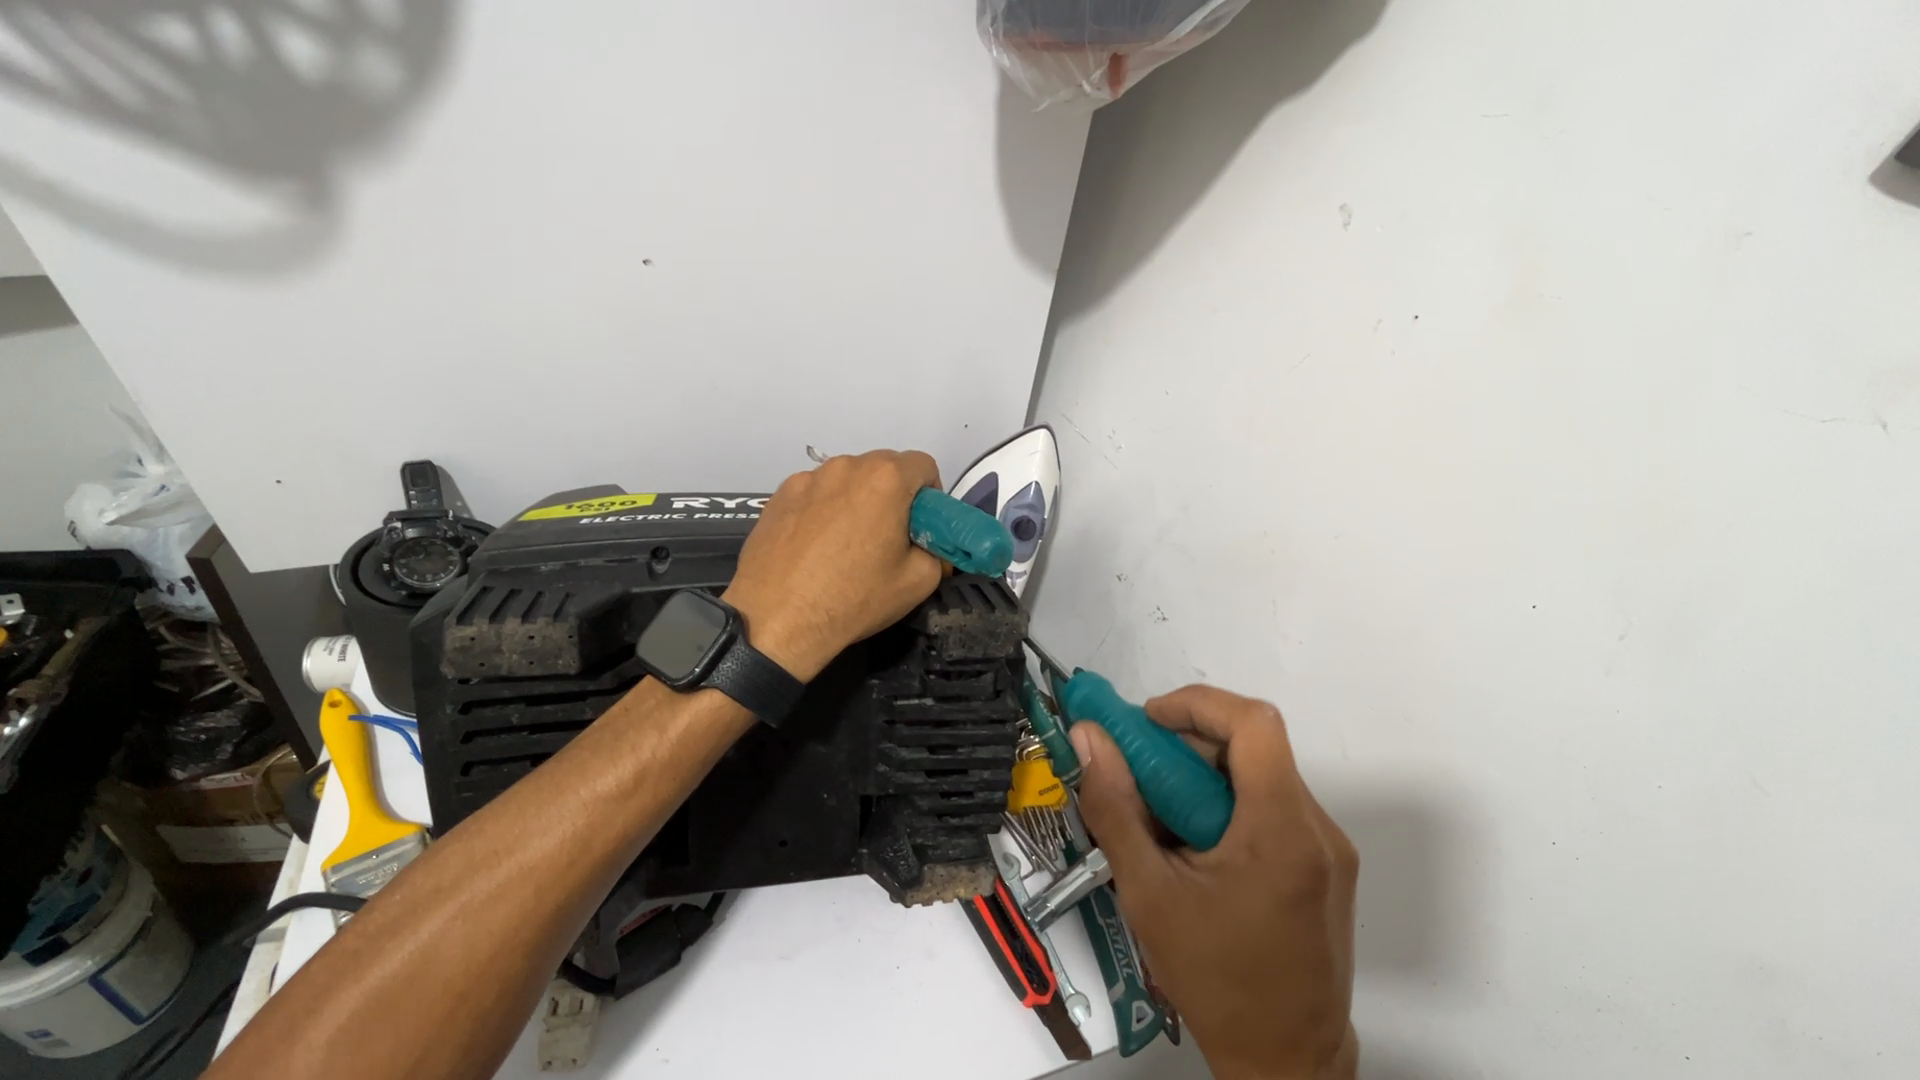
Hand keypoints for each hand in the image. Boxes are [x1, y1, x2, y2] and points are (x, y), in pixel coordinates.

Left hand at [722, 450, 945, 681]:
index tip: (921, 527)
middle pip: (883, 468)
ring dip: (856, 501)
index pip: (924, 465)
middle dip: (893, 496)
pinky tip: (814, 547)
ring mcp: (807, 478)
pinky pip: (815, 493)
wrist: (777, 620)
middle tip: (887, 539)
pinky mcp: (778, 495)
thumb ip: (938, 553)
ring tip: (845, 546)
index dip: (930, 496)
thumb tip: (931, 548)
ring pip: (847, 480)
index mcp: (886, 479)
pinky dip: (823, 510)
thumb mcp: (918, 582)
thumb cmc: (853, 599)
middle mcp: (846, 466)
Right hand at [1070, 685, 1358, 1079]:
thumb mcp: (1148, 893)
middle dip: (1188, 747)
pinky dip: (1226, 809)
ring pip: (1261, 779)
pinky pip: (1272, 811)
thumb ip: (1114, 809)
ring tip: (1157, 822)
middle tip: (1136, 772)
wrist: (1286, 1063)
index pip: (1254, 724)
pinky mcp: (1326, 870)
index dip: (1197, 704)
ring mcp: (1328, 851)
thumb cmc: (1214, 980)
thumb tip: (1088, 738)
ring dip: (1204, 780)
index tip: (1146, 722)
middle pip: (1254, 749)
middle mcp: (1317, 829)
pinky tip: (1192, 851)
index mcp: (1281, 830)